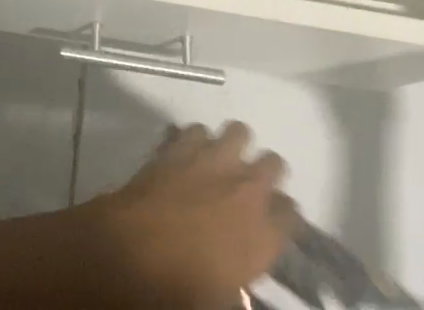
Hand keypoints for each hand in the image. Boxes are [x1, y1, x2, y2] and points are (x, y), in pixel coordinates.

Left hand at [85, 121, 297, 307]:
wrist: (132, 252)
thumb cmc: (180, 287)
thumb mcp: (222, 292)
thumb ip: (240, 268)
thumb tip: (235, 263)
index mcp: (264, 234)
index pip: (291, 214)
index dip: (281, 215)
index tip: (271, 219)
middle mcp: (248, 190)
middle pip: (274, 163)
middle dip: (264, 170)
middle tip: (246, 184)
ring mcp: (214, 161)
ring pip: (238, 132)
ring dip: (230, 145)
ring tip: (218, 159)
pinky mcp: (180, 146)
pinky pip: (195, 130)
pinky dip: (192, 139)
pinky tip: (183, 152)